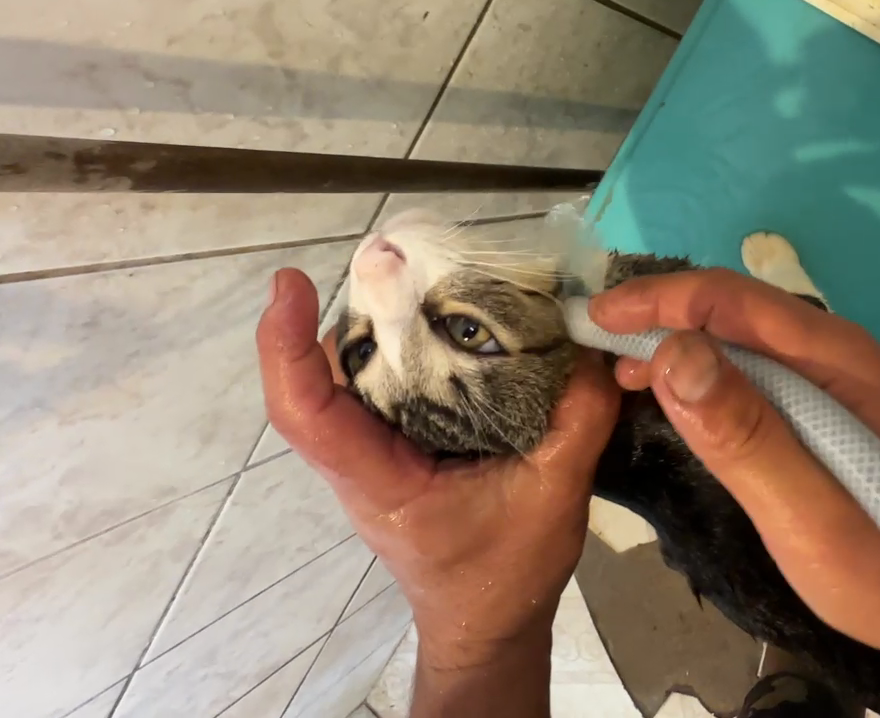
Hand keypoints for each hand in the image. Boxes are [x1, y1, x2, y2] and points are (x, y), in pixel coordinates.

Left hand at [257, 268, 619, 676]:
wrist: (492, 621)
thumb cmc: (508, 572)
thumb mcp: (555, 493)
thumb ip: (578, 418)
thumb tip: (595, 345)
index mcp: (382, 478)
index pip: (308, 413)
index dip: (284, 347)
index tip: (290, 282)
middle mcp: (365, 460)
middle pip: (325, 377)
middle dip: (348, 311)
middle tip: (397, 258)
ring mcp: (379, 453)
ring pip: (352, 376)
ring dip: (377, 322)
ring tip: (425, 276)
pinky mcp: (401, 446)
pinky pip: (386, 385)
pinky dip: (406, 343)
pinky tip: (452, 321)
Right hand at [592, 268, 879, 665]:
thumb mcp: (812, 511)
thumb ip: (745, 434)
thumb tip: (673, 350)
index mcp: (833, 354)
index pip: (730, 297)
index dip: (658, 299)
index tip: (594, 316)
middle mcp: (834, 349)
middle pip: (734, 308)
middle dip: (661, 314)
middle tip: (595, 344)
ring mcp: (838, 377)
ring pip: (744, 339)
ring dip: (681, 344)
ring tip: (623, 371)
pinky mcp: (835, 408)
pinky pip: (759, 372)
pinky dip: (709, 375)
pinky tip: (684, 401)